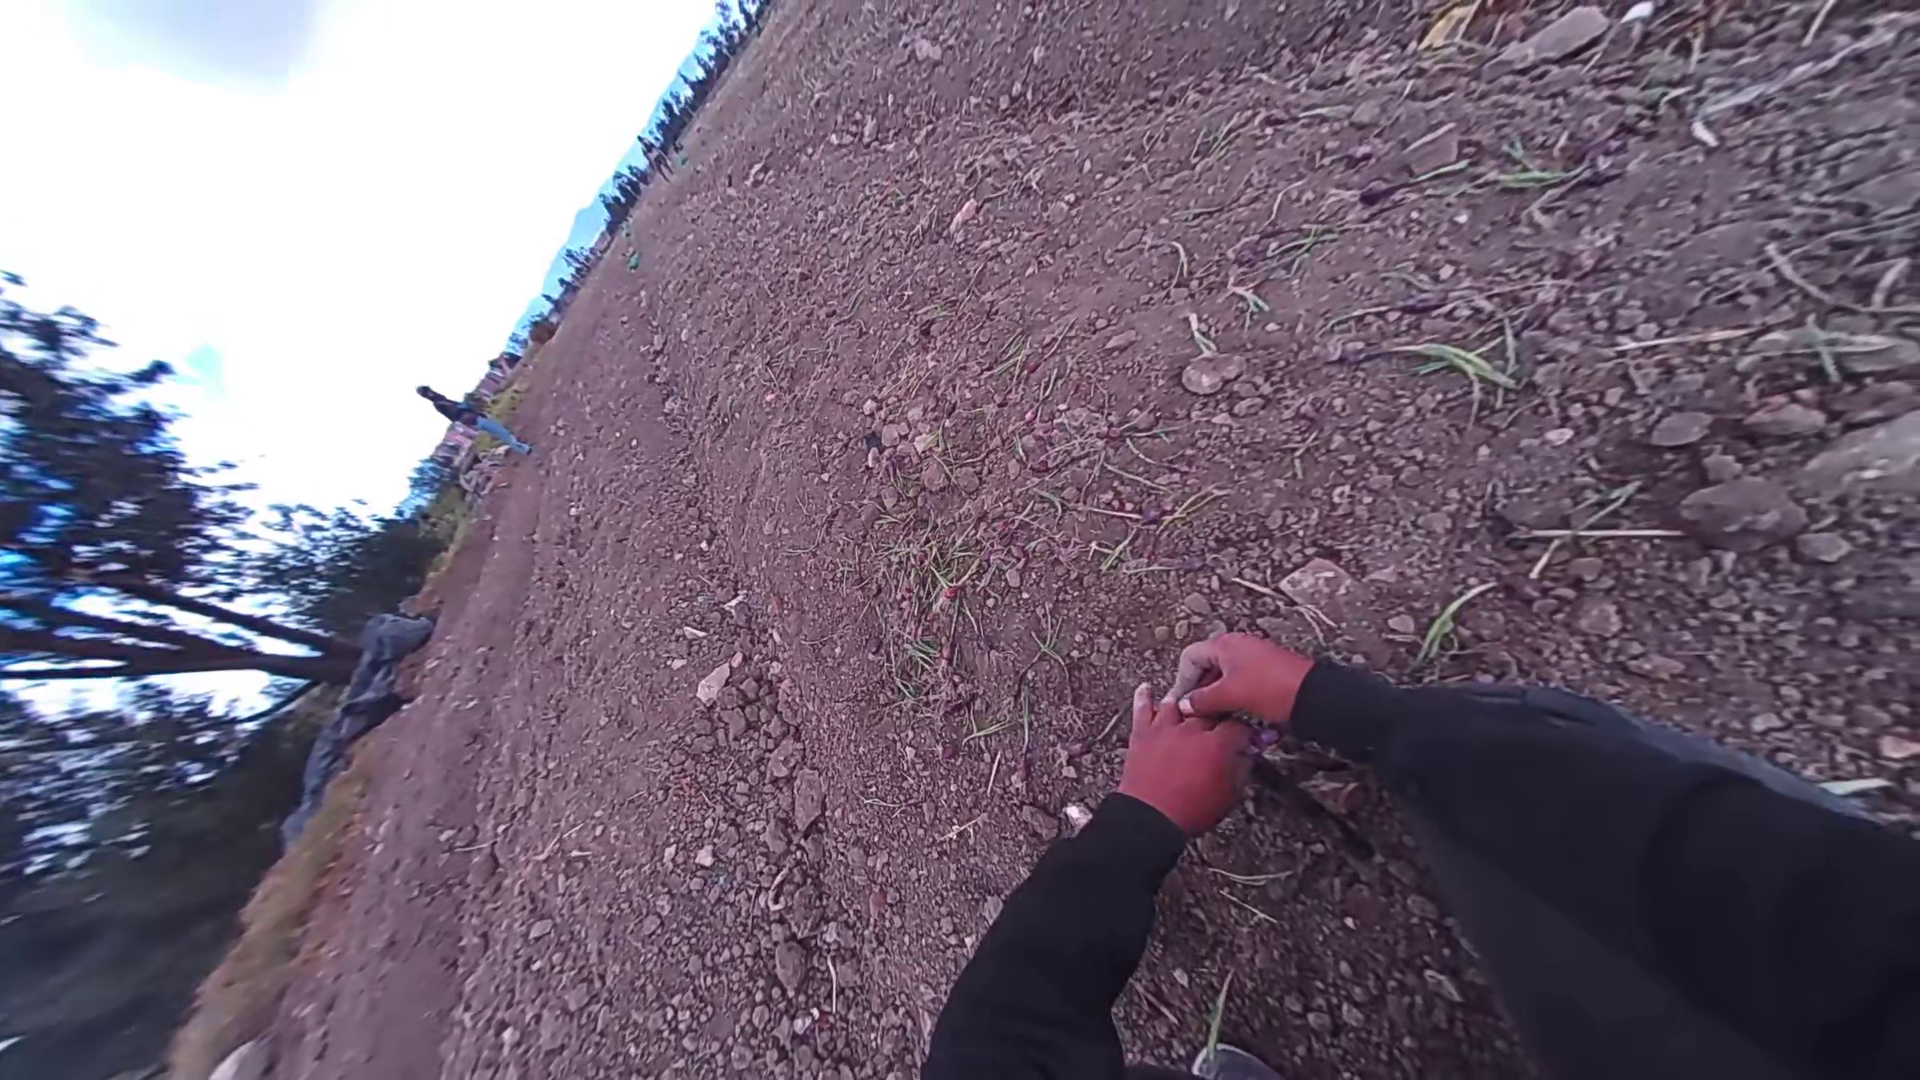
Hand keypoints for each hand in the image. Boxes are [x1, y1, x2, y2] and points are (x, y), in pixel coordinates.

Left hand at [1118, 683, 1251, 835]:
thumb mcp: (1229, 796)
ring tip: (1192, 701)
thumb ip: (1241, 769)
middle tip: (1221, 717)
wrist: (1150, 815)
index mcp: (1216, 744)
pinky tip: (1147, 687)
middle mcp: (1190, 729)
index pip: (1238, 724)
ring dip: (1186, 702)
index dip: (1246, 728)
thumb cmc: (1190, 810)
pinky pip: (1142, 707)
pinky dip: (1144, 696)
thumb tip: (1246, 755)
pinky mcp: (1143, 732)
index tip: (1247, 732)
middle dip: (1218, 712)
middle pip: (1208, 709)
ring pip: (1178, 703)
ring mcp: (1164, 727)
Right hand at [1167, 633, 1314, 725]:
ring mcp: (1253, 656)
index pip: (1190, 658)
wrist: (1315, 696)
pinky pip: (1239, 679)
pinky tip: (1234, 710)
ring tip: (1214, 713)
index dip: (1182, 680)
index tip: (1182, 702)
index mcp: (1223, 644)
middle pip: (1205, 665)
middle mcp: (1236, 645)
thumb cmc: (1269, 689)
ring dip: (1215, 693)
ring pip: (1222, 674)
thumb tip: (1184, 705)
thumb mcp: (1229, 695)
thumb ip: (1202, 700)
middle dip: (1198, 688)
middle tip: (1195, 710)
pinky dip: (1231, 693)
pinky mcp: (1266, 669)